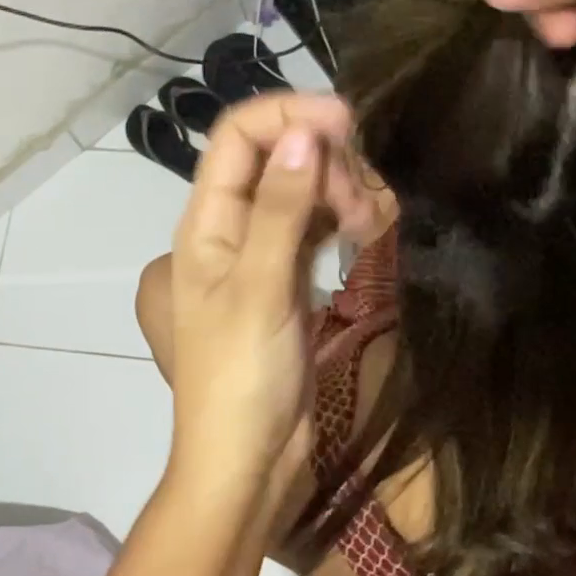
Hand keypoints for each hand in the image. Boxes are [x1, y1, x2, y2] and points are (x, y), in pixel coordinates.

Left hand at [167, 93, 354, 491]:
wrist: (249, 461)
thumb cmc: (241, 379)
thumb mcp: (258, 289)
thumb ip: (279, 209)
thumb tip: (303, 130)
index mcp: (204, 225)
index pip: (237, 136)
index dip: (287, 114)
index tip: (349, 124)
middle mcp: (229, 234)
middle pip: (274, 160)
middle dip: (323, 162)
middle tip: (364, 204)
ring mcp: (260, 263)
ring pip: (299, 197)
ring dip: (337, 194)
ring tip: (370, 225)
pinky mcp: (288, 290)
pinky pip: (313, 236)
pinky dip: (339, 226)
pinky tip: (365, 236)